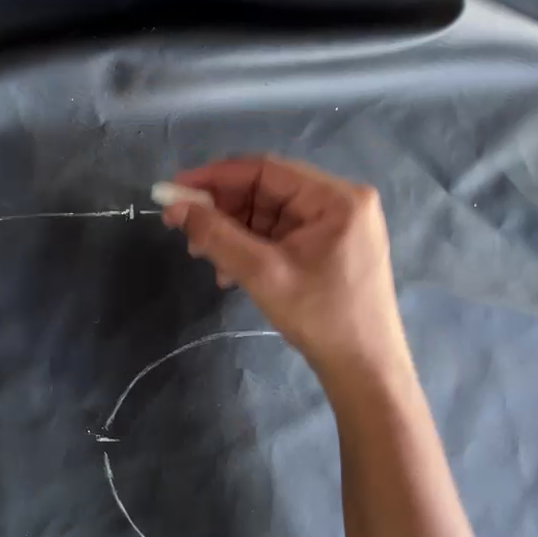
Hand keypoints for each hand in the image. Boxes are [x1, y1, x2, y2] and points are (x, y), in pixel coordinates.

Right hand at [161, 156, 410, 378]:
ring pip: (265, 213)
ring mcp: (334, 224)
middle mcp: (339, 202)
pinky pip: (276, 232)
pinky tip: (229, 270)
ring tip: (205, 257)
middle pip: (264, 190)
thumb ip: (215, 235)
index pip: (264, 169)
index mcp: (335, 198)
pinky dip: (247, 245)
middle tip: (184, 229)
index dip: (214, 176)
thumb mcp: (261, 272)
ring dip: (230, 231)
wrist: (363, 367)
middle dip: (220, 209)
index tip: (174, 188)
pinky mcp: (326, 245)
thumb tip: (174, 208)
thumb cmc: (319, 315)